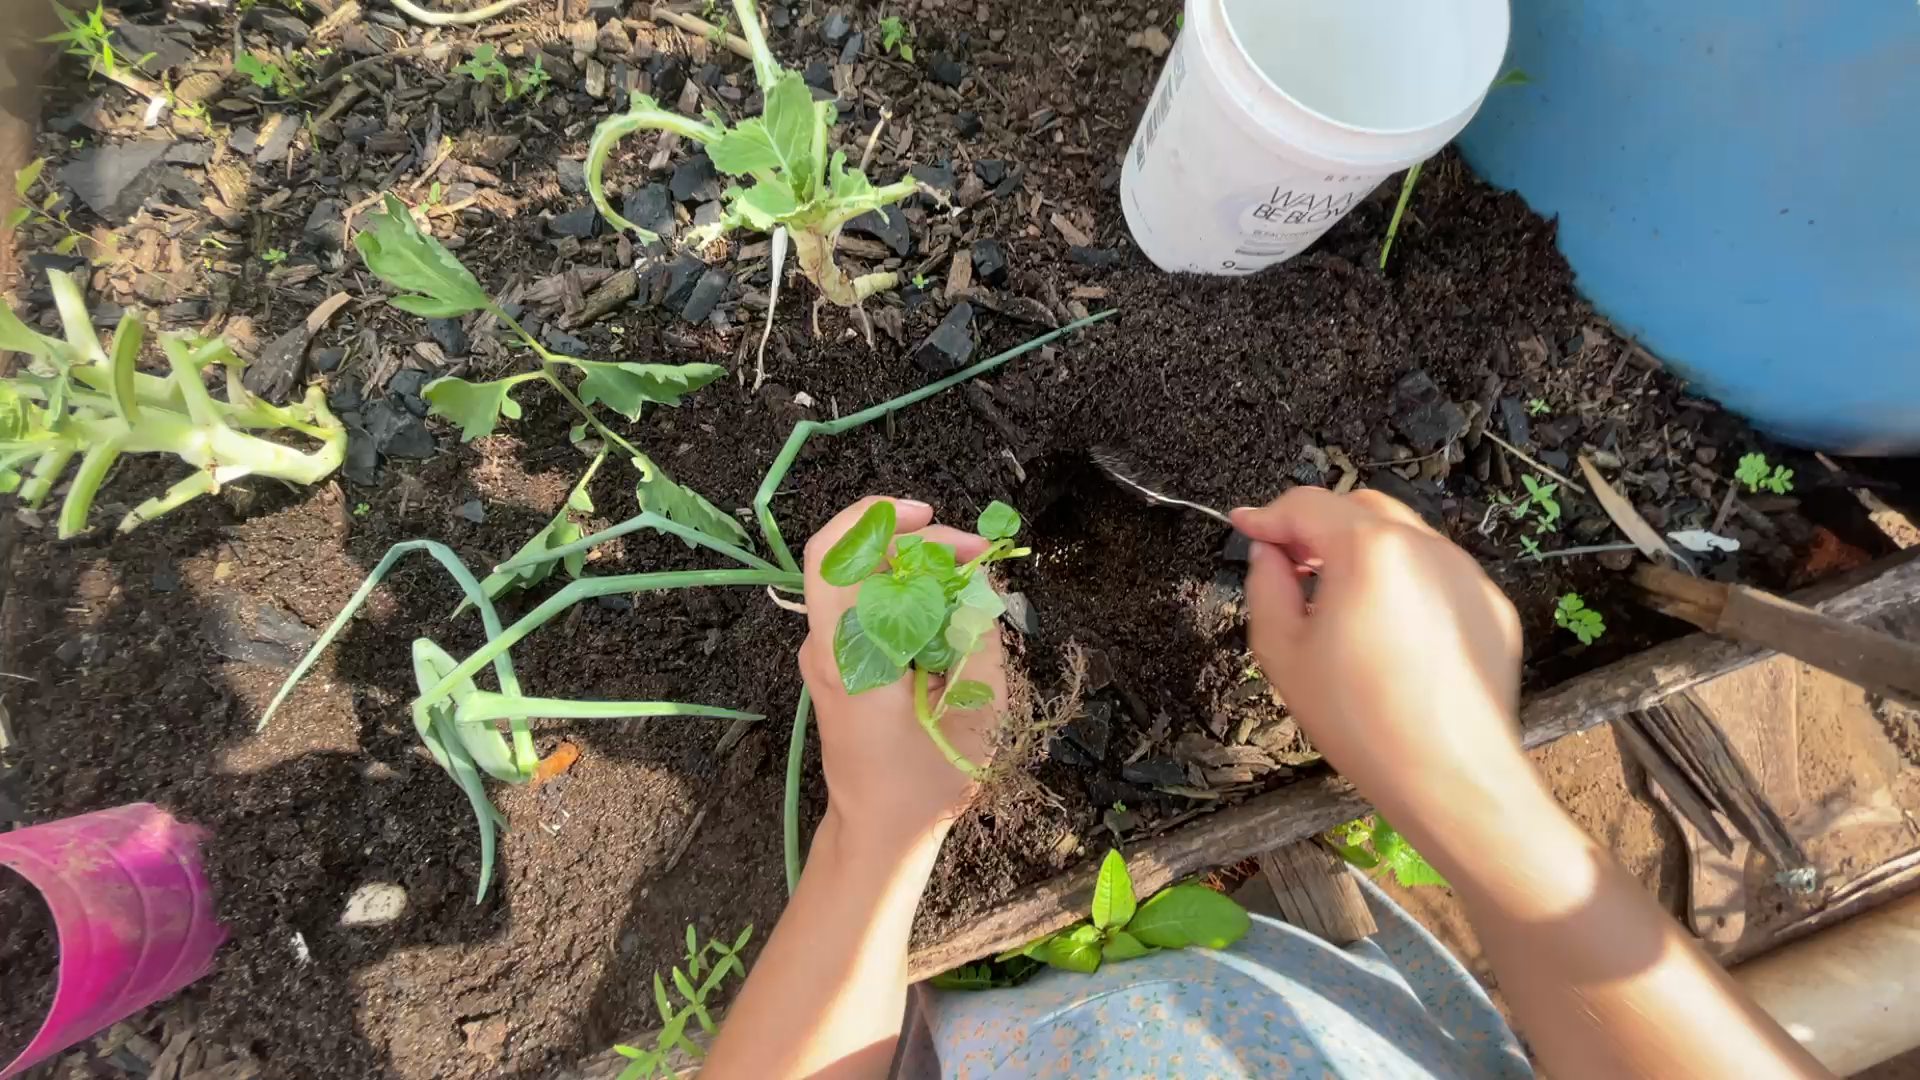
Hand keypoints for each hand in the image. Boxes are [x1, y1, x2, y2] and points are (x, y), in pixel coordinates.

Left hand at [798, 497, 1006, 853]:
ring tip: (967, 578)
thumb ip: (979, 637)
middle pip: (853, 556)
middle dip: (916, 540)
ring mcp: (824, 653)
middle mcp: (825, 646)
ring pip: (861, 578)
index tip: (935, 519)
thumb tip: (978, 584)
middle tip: (974, 556)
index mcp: (851, 656)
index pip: (834, 558)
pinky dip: (906, 591)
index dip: (879, 519)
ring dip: (914, 564)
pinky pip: (866, 605)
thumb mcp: (977, 712)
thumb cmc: (927, 782)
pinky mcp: (835, 661)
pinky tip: (944, 607)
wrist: (879, 829)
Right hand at [1231, 487, 1528, 825]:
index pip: (1308, 505)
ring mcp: (1465, 575)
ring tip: (1329, 596)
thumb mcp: (1281, 649)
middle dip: (1313, 525)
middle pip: (1356, 507)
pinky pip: (1431, 569)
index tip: (1245, 525)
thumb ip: (1265, 584)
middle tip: (1284, 560)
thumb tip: (1269, 554)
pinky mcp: (1489, 605)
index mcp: (1370, 552)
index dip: (1267, 514)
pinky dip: (1395, 575)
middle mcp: (1425, 549)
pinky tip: (1378, 625)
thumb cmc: (1361, 719)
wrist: (1450, 778)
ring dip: (1355, 548)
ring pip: (1397, 534)